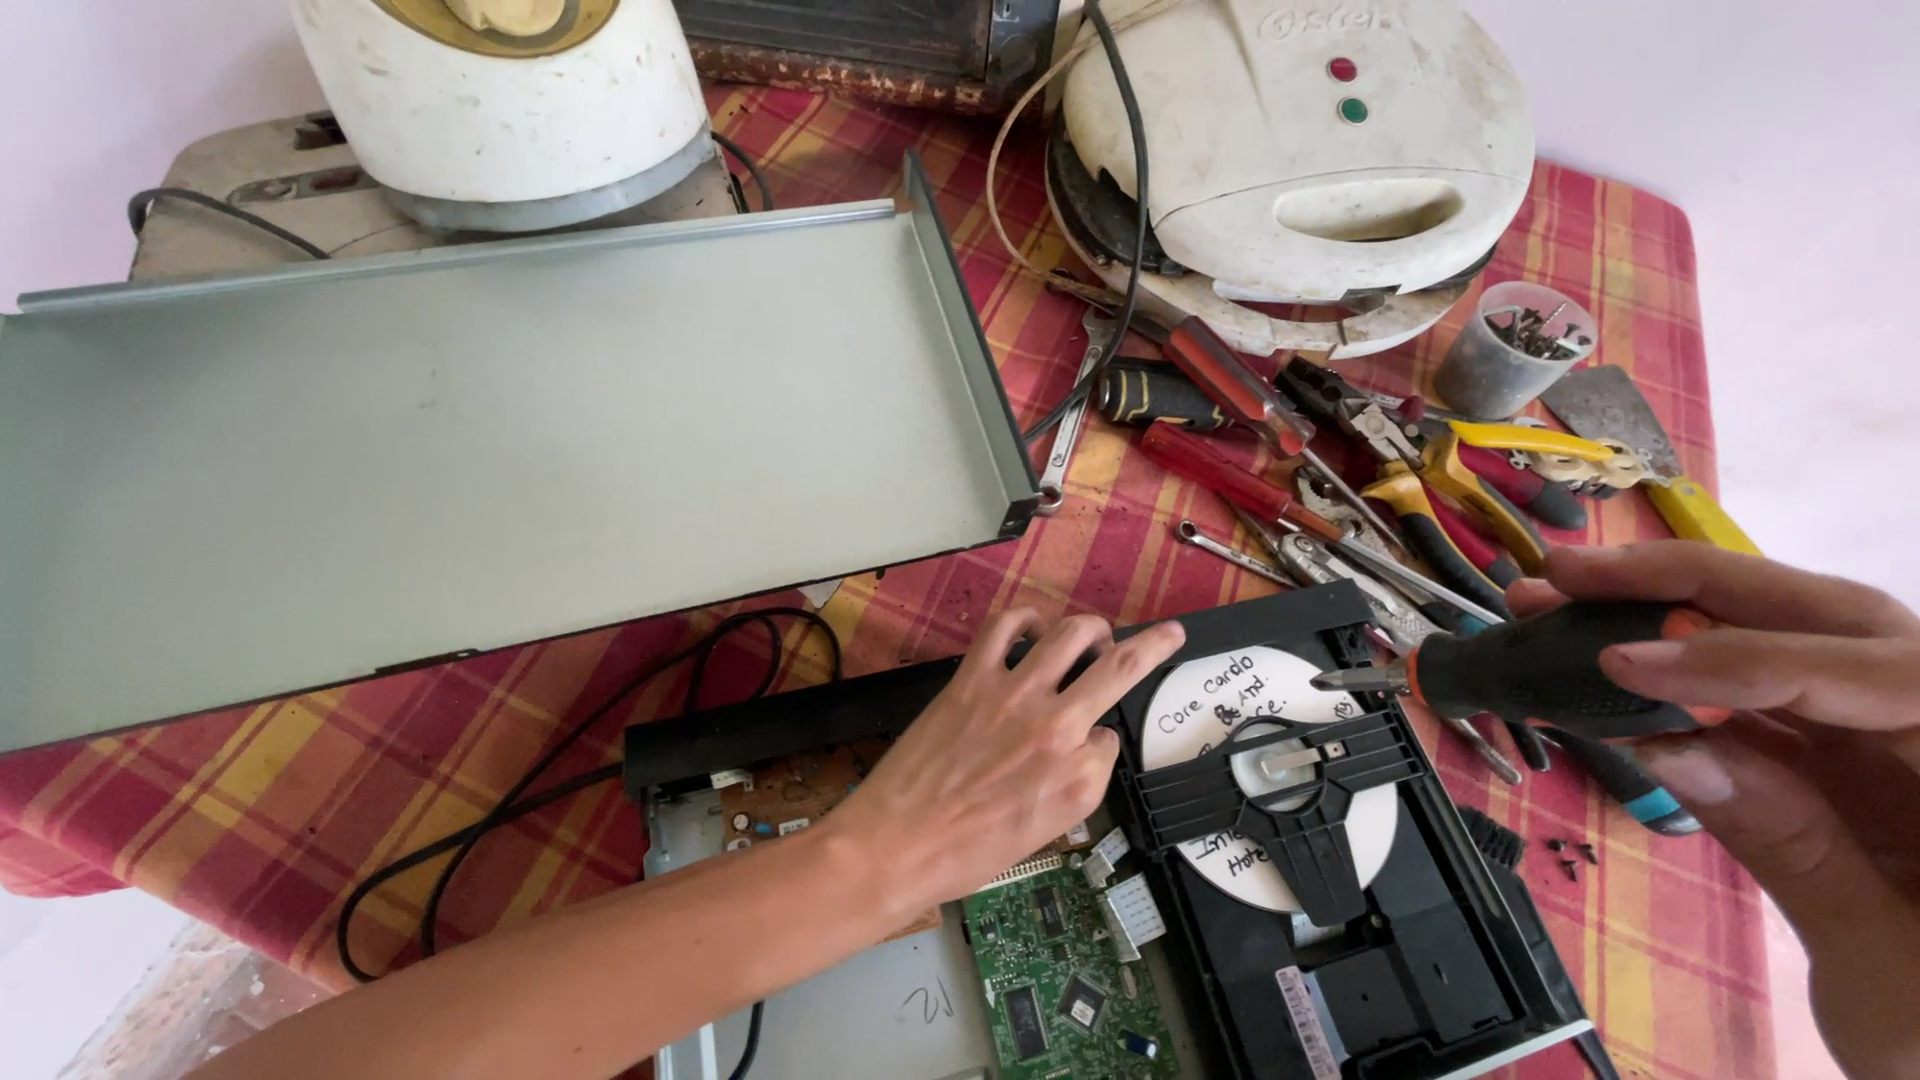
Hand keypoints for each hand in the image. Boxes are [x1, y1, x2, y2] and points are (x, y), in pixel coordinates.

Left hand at [822, 609, 1184, 915]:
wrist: (897, 845)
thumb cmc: (968, 854)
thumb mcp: (1045, 834)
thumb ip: (1077, 784)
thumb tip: (1085, 745)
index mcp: (1078, 779)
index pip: (1110, 738)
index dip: (1100, 739)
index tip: (1085, 746)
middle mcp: (1057, 729)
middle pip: (1120, 667)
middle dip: (1154, 644)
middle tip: (1165, 634)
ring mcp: (1013, 695)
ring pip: (1071, 634)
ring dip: (1092, 627)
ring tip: (1093, 633)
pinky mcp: (972, 678)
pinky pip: (1005, 628)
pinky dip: (1025, 618)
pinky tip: (1032, 625)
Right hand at [1508, 542, 1919, 1079]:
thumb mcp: (1894, 977)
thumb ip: (1793, 849)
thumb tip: (1667, 749)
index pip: (1878, 680)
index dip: (1742, 662)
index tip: (1622, 666)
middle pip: (1830, 619)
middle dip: (1688, 586)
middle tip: (1567, 576)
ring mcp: (1892, 739)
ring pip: (1782, 638)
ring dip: (1658, 613)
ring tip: (1553, 598)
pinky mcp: (1840, 756)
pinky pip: (1749, 699)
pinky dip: (1665, 680)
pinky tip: (1592, 667)